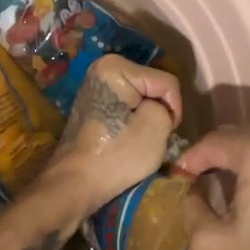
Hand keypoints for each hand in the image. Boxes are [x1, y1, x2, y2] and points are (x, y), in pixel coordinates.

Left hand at [39, 55, 182, 210]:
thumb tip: (158, 109)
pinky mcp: (93, 104)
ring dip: (146, 118)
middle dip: (158, 111)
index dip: (173, 110)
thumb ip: (167, 106)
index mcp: (116, 67)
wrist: (75, 183)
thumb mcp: (157, 127)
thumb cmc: (117, 155)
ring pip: (142, 99)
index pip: (167, 83)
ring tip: (138, 140)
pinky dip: (132, 121)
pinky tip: (125, 139)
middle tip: (152, 137)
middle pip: (153, 88)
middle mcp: (102, 68)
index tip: (163, 134)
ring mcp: (95, 86)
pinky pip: (126, 107)